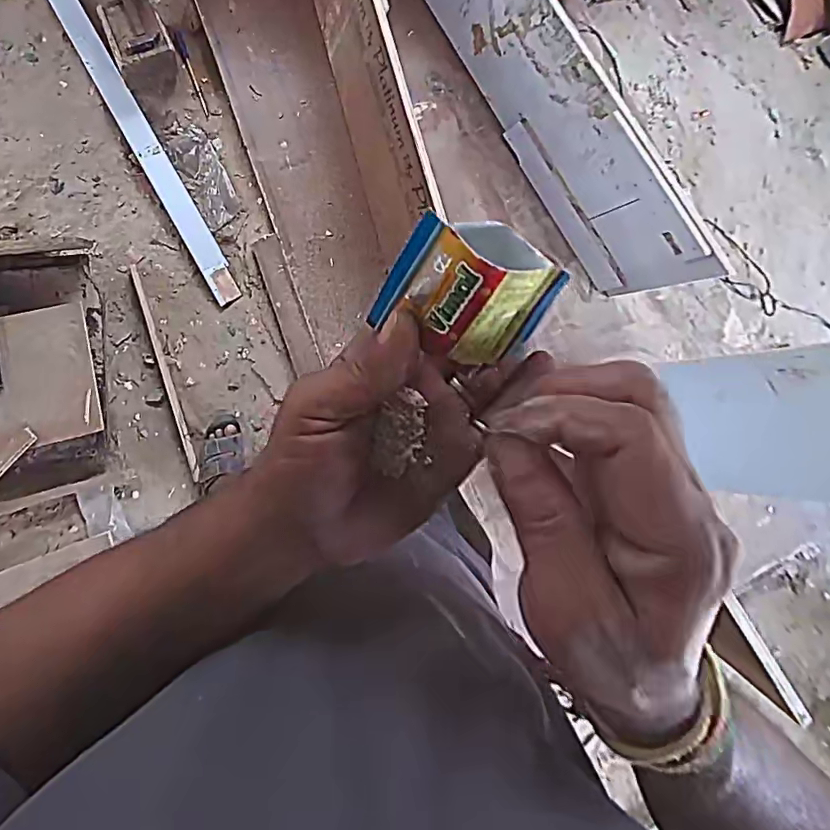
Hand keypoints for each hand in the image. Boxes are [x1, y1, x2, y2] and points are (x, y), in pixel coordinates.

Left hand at [246, 307, 540, 568]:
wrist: (302, 530)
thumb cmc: (295, 462)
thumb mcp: (316, 409)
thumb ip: (358, 372)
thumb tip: (402, 324)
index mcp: (371, 371)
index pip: (413, 335)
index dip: (445, 317)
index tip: (481, 300)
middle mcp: (405, 395)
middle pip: (452, 363)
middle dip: (484, 346)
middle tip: (520, 331)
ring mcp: (427, 431)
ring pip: (472, 399)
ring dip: (500, 382)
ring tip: (534, 366)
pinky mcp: (444, 469)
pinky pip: (477, 443)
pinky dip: (499, 428)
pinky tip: (523, 412)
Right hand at [481, 360, 738, 744]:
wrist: (649, 692)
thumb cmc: (605, 660)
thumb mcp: (559, 603)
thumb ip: (541, 516)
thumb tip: (506, 437)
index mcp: (680, 536)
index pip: (632, 433)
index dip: (558, 414)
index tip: (499, 427)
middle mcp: (692, 498)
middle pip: (642, 396)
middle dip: (562, 389)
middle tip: (504, 414)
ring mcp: (677, 485)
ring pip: (631, 397)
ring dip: (563, 394)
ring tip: (512, 420)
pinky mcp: (650, 480)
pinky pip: (613, 420)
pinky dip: (565, 411)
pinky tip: (529, 432)